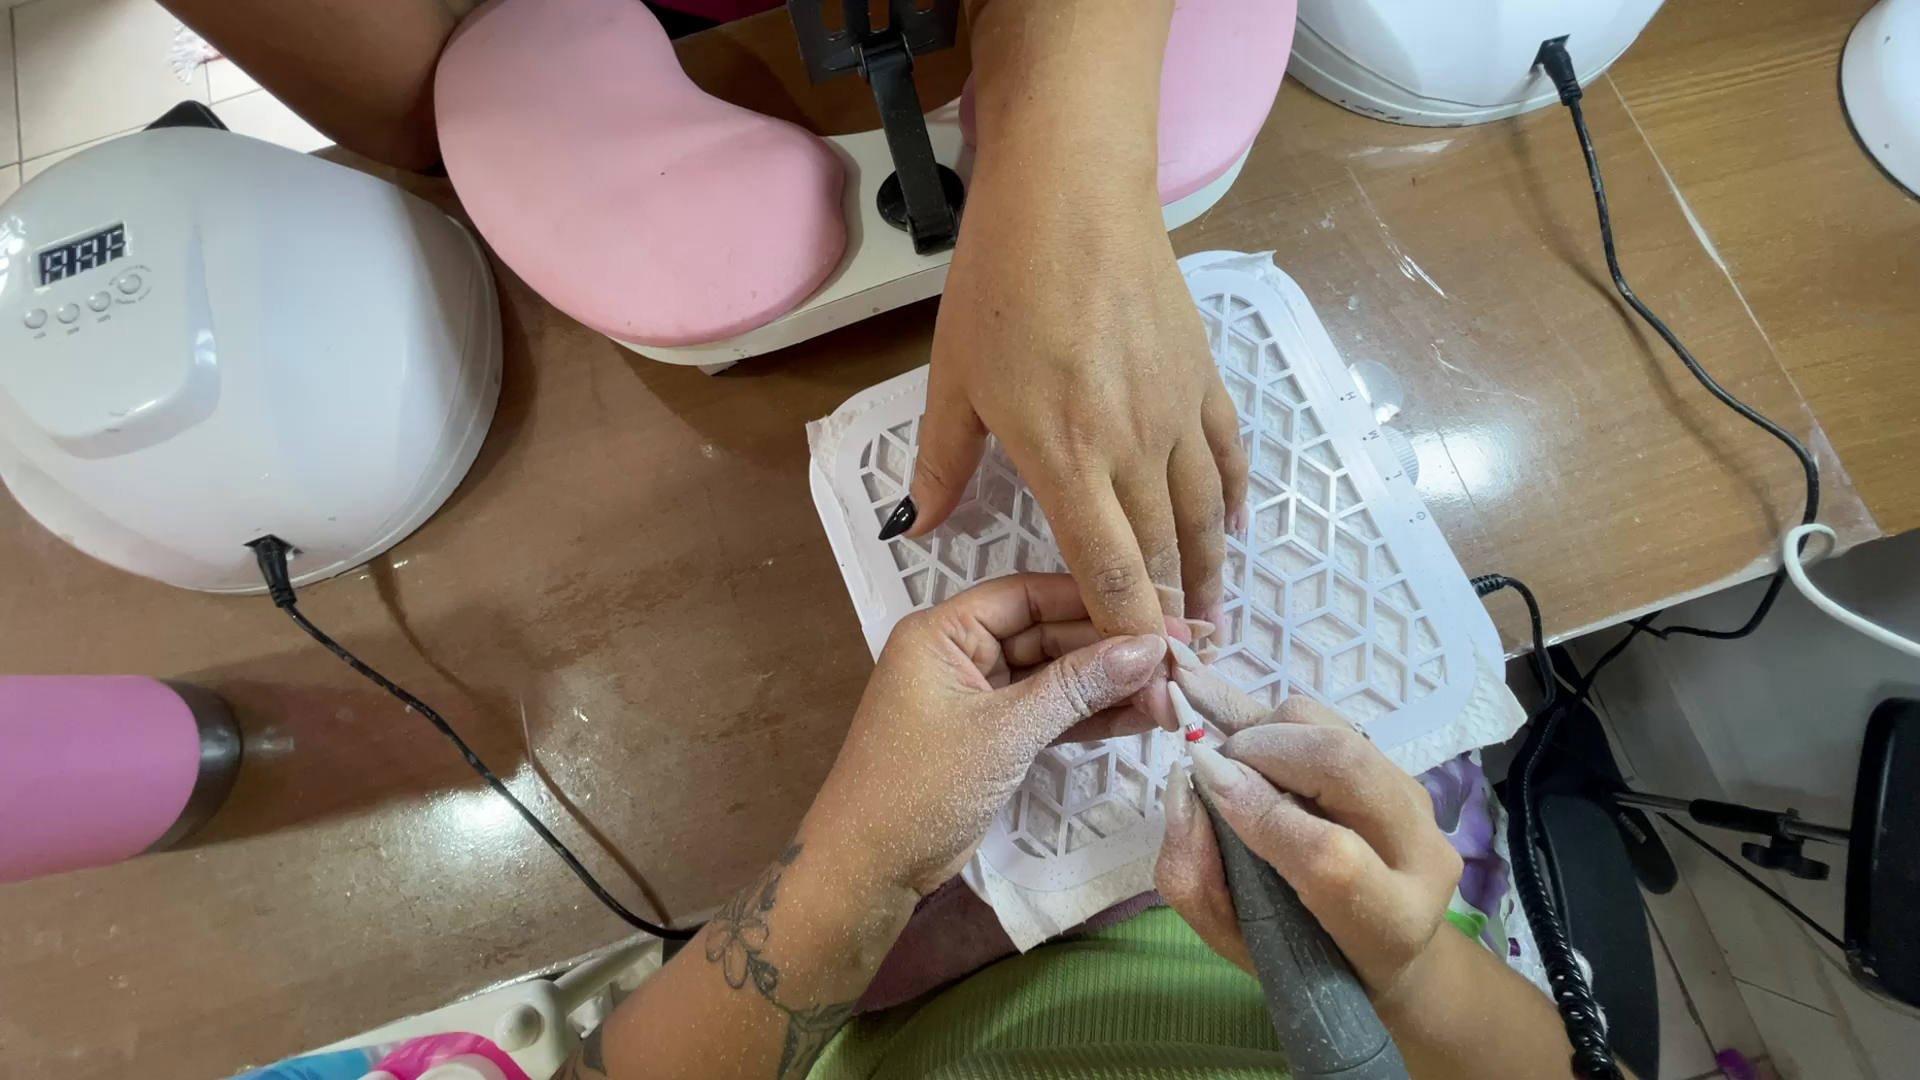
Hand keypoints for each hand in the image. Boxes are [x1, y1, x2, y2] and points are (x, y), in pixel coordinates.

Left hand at [802, 575, 1171, 895]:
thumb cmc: (922, 786)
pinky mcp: (993, 732)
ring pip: (1053, 676)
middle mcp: (961, 652)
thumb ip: (1076, 686)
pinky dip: (1088, 716)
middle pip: (1047, 634)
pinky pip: (1047, 712)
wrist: (869, 871)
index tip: (1156, 610)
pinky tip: (1141, 716)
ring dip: (1107, 685)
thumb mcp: (1004, 731)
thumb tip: (1149, 647)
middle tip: (1181, 656)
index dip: (1092, 599)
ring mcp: (979, 694)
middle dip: (1109, 649)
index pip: (1028, 594)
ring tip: (1174, 689)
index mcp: (944, 630)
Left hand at [903, 1, 1248, 654]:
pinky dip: (1232, 501)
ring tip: (1210, 609)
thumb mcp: (954, 382)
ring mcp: (1179, 414)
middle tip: (1173, 656)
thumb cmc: (1001, 288)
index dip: (1125, 632)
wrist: (1072, 195)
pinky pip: (1230, 457)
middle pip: (1160, 554)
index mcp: (1066, 461)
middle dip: (1168, 612)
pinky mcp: (1206, 380)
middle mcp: (1134, 451)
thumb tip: (918, 526)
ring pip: (1202, 516)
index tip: (1138, 671)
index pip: (1107, 572)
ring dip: (1206, 570)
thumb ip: (941, 465)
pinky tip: (1231, 528)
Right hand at [1154, 659, 1462, 998]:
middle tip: (1213, 766)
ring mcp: (1411, 798)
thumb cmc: (1298, 950)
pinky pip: (1323, 716)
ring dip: (1262, 729)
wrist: (1382, 940)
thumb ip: (1192, 874)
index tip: (1200, 778)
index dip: (1257, 809)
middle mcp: (1416, 852)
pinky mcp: (1391, 763)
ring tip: (1232, 757)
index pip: (1327, 854)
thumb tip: (1181, 786)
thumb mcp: (1230, 936)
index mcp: (1385, 921)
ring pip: (1329, 727)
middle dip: (1258, 750)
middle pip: (1342, 763)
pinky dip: (1264, 712)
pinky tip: (1218, 705)